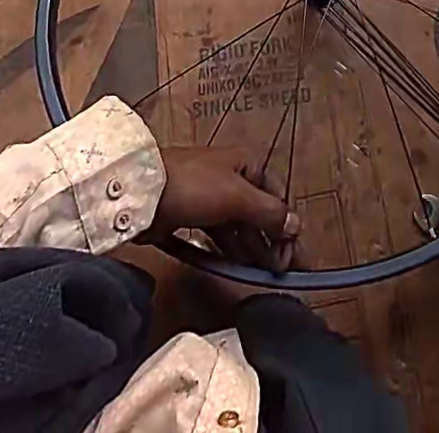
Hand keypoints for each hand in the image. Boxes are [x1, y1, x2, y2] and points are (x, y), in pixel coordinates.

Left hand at [147, 146, 300, 271]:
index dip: (286, 225)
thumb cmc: (194, 186)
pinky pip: (216, 234)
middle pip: (258, 213)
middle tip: (279, 272)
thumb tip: (296, 225)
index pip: (276, 195)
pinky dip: (227, 250)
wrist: (142, 192)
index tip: (292, 255)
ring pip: (237, 226)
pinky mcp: (191, 214)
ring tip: (260, 274)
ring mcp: (209, 196)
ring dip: (250, 249)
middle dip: (270, 241)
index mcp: (244, 164)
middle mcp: (229, 177)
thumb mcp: (238, 197)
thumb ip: (269, 213)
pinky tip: (234, 267)